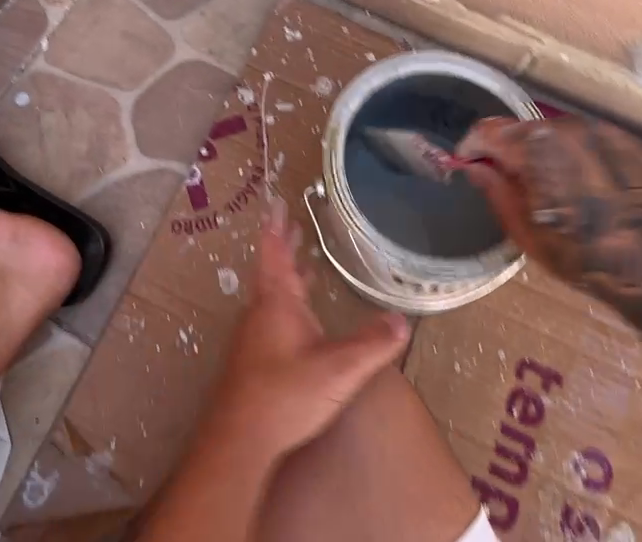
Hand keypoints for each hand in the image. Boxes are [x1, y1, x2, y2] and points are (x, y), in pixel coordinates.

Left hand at [196, 198, 410, 460]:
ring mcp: (253, 335)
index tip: (276, 202)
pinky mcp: (253, 358)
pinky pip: (271, 316)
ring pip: (271, 294)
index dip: (277, 226)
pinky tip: (300, 319)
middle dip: (285, 246)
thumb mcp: (338, 369)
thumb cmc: (284, 394)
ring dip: (286, 275)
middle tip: (292, 223)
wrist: (239, 438)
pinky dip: (285, 302)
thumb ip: (372, 344)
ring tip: (303, 264)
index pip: (275, 251)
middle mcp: (260, 311)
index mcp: (277, 301)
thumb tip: (402, 320)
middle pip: (272, 269)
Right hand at [456, 114, 641, 289]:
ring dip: (537, 152)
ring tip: (541, 184)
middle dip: (504, 150)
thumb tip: (476, 167)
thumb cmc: (587, 258)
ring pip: (551, 132)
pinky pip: (581, 140)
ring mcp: (597, 131)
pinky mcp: (623, 140)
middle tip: (502, 179)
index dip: (472, 146)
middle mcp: (564, 129)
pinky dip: (567, 154)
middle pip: (520, 129)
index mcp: (535, 149)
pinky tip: (574, 183)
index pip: (488, 130)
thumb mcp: (528, 234)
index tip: (466, 164)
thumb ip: (497, 192)